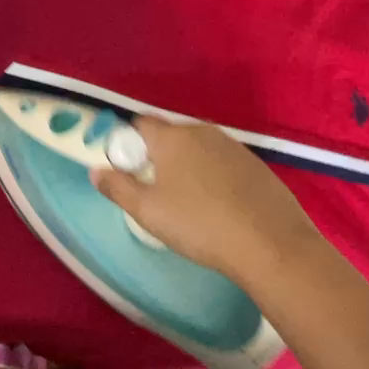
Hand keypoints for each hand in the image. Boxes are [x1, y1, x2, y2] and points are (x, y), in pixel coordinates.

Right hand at [92, 116, 323, 278]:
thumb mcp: (148, 212)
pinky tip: (221, 207)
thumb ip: (117, 187)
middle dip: (159, 156)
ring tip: (191, 203)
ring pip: (199, 149)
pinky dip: (216, 177)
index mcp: (171, 137)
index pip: (140, 123)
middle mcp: (202, 132)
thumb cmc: (200, 224)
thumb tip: (96, 170)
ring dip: (189, 167)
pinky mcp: (257, 165)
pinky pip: (224, 163)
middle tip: (158, 192)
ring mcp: (234, 146)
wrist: (272, 245)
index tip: (129, 170)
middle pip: (170, 136)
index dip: (129, 142)